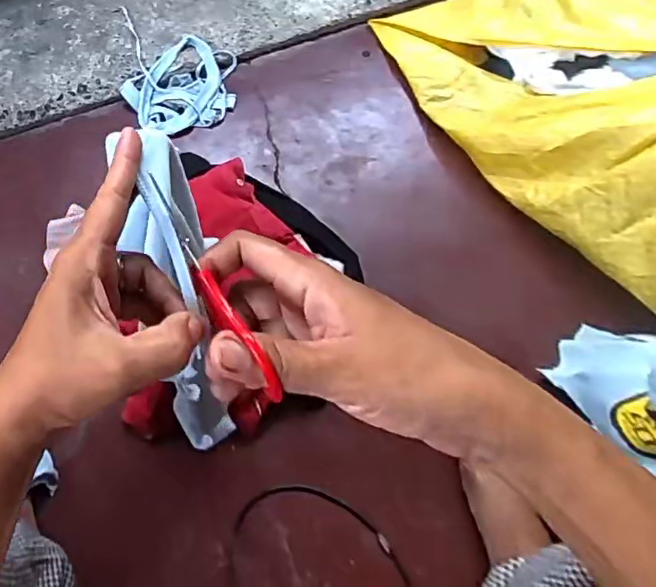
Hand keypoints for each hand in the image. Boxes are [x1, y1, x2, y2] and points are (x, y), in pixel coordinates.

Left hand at [0, 129, 205, 440]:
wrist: (20, 418)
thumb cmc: (58, 381)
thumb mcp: (117, 367)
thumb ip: (166, 345)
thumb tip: (199, 323)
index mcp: (85, 263)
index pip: (110, 204)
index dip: (124, 168)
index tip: (134, 134)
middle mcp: (90, 268)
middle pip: (145, 264)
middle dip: (168, 294)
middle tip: (187, 330)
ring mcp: (93, 291)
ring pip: (145, 287)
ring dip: (162, 314)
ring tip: (172, 347)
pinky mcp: (96, 312)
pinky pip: (136, 305)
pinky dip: (151, 323)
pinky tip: (158, 349)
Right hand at [201, 232, 528, 460]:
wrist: (469, 406)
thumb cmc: (407, 372)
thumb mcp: (339, 367)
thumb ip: (273, 360)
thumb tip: (210, 351)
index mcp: (309, 279)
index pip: (246, 249)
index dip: (212, 265)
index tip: (187, 305)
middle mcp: (305, 295)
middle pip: (244, 292)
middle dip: (219, 324)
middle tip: (206, 371)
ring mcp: (313, 326)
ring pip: (257, 327)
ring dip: (236, 353)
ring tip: (226, 395)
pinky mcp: (322, 355)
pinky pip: (275, 353)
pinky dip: (258, 370)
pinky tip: (249, 400)